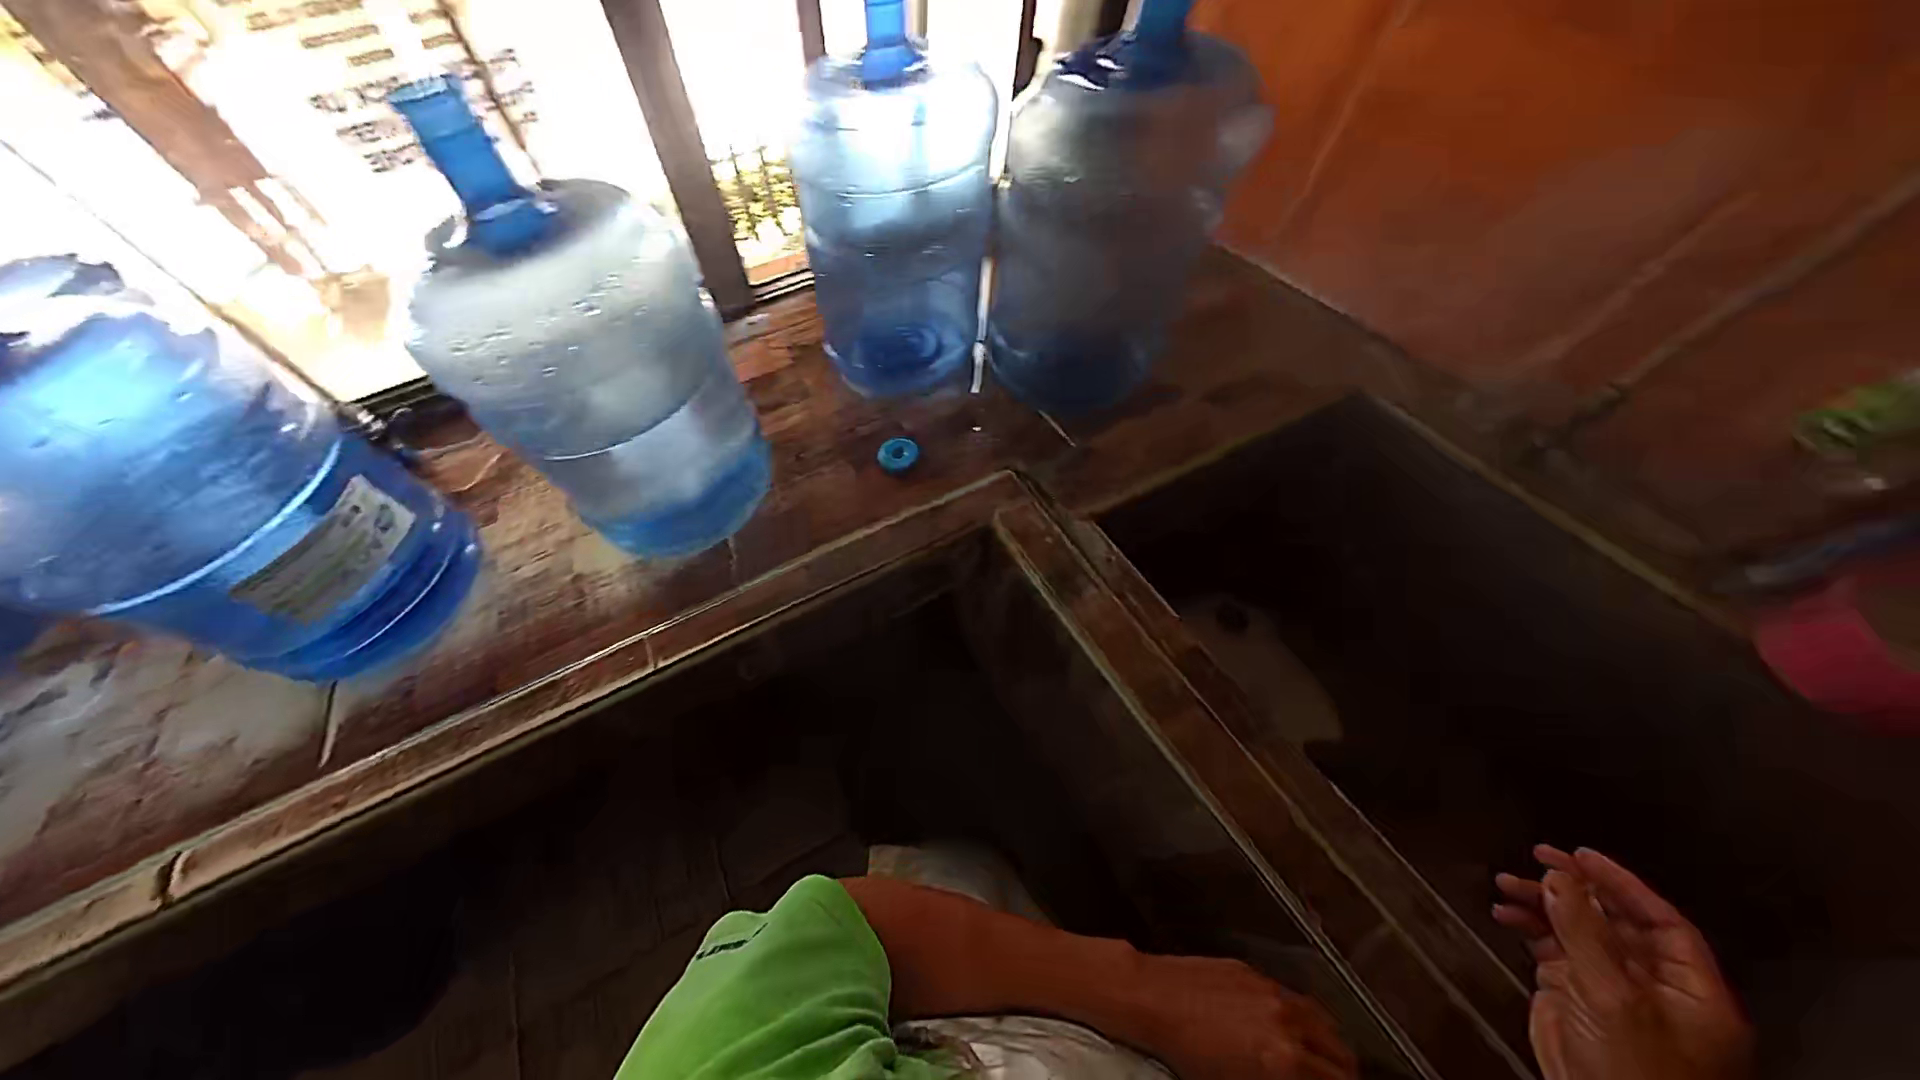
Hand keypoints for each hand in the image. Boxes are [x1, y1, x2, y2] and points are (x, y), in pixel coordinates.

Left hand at [1131, 953, 1357, 1079]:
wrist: (1152, 998)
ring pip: (1322, 1019)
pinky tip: (1287, 1024)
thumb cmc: (1184, 1051)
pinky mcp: (1252, 971)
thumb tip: (1290, 1075)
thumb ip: (1278, 1079)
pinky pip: (1291, 995)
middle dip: (1341, 1072)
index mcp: (1285, 1059)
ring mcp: (1270, 990)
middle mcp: (1286, 1021)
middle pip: (1341, 1053)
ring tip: (1321, 1057)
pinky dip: (1300, 1014)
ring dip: (1327, 1041)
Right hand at [1493, 846, 1752, 1079]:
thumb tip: (1561, 879)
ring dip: (1542, 904)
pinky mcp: (1577, 997)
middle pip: (1615, 920)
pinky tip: (1507, 915)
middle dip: (1573, 888)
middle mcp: (1654, 986)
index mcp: (1690, 991)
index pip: (1660, 919)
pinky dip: (1528, 928)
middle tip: (1539, 858)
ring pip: (1578, 931)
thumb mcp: (1611, 996)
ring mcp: (1614, 992)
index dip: (1621, 884)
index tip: (1581, 855)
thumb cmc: (1636, 1076)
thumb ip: (1584, 933)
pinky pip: (1552, 948)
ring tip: (1508, 885)